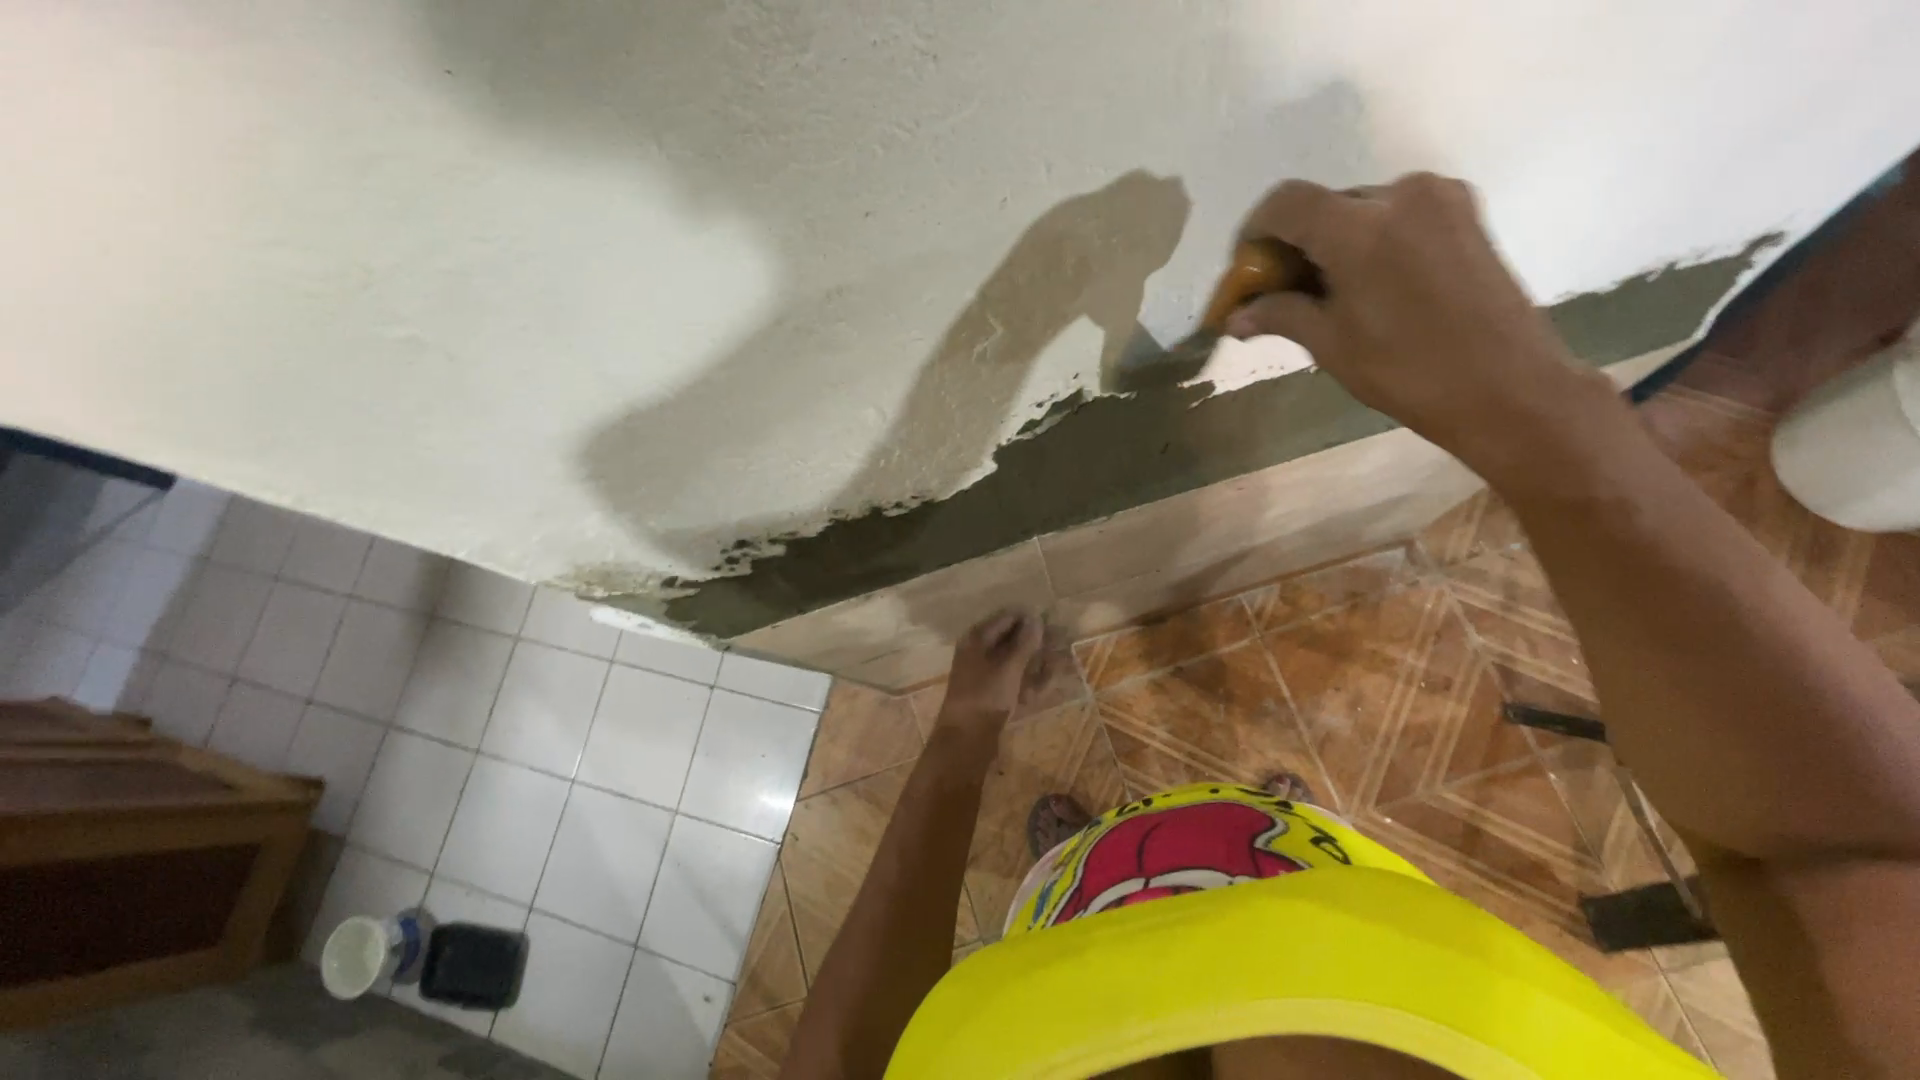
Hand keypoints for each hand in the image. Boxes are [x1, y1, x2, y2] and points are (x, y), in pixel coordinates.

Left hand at [937, 609, 1048, 737]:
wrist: (966, 740)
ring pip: (1015, 661)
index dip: (1029, 620)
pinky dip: (1028, 682)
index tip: (1053, 624)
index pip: (1006, 618)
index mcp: (977, 639)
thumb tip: (1036, 617)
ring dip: (1036, 664)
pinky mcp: (991, 694)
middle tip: (1060, 646)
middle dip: (1036, 644)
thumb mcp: (1008, 667)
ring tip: (1056, 667)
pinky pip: (1013, 681)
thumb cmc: (986, 697)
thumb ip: (1024, 643)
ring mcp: (984, 674)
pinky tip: (1043, 686)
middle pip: (1012, 640)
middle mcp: (979, 652)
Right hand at [1225, 173, 1623, 485]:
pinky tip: (1368, 286)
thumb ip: (1281, 314)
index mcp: (1360, 226)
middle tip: (1281, 293)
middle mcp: (1400, 195)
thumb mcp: (1331, 344)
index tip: (1246, 272)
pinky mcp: (1466, 214)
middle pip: (1324, 206)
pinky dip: (1371, 242)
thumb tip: (1236, 316)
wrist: (1509, 387)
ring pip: (1361, 211)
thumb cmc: (1408, 371)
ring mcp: (1440, 200)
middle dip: (1295, 245)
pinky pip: (1398, 217)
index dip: (1254, 234)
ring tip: (1328, 295)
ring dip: (1333, 244)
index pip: (1285, 203)